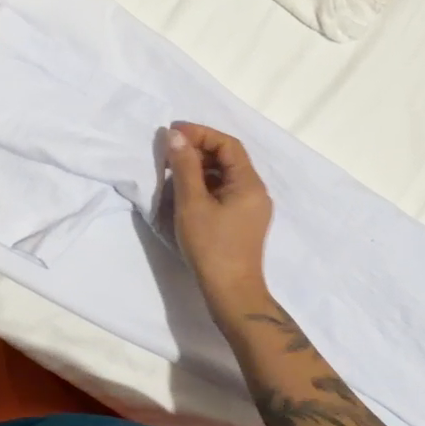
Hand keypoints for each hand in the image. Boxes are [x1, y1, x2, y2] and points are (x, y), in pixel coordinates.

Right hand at [165, 122, 272, 299]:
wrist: (230, 292)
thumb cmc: (211, 246)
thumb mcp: (192, 203)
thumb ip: (184, 166)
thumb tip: (176, 135)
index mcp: (249, 183)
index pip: (228, 144)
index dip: (200, 133)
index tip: (173, 133)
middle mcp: (255, 191)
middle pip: (228, 158)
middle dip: (198, 150)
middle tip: (168, 152)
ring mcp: (251, 208)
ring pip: (225, 175)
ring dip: (199, 168)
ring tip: (172, 170)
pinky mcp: (242, 221)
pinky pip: (224, 191)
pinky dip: (204, 185)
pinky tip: (184, 192)